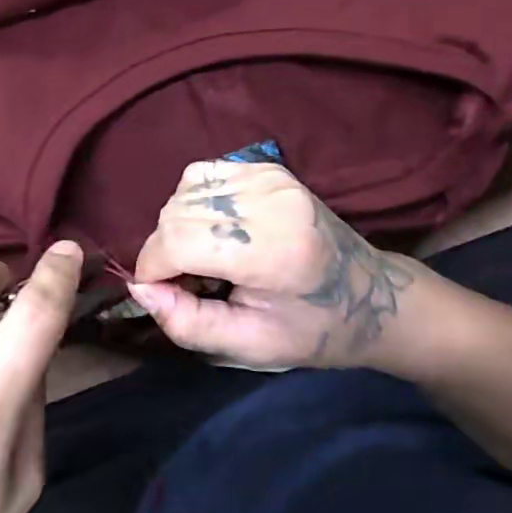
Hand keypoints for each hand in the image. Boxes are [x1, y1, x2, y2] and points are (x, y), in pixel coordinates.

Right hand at [128, 161, 418, 369]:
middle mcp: (271, 202)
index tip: (161, 293)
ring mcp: (270, 178)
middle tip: (190, 282)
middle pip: (174, 215)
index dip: (153, 268)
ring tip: (206, 256)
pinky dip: (192, 204)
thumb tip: (139, 288)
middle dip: (164, 252)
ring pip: (181, 194)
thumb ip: (185, 321)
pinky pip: (200, 176)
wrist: (372, 297)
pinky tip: (214, 228)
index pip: (177, 241)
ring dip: (176, 228)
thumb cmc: (312, 331)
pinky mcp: (267, 168)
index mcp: (273, 251)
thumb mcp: (246, 344)